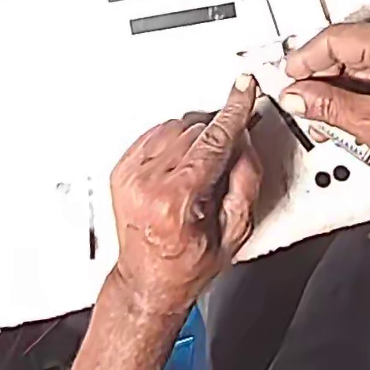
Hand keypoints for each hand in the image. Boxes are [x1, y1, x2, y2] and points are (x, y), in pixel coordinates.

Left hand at [107, 75, 262, 317]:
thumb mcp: (236, 230)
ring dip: (196, 138)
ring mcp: (130, 174)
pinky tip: (180, 166)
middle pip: (197, 130)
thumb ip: (247, 178)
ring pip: (177, 125)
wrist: (148, 281)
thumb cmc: (188, 263)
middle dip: (218, 139)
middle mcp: (147, 183)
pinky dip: (175, 141)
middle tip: (223, 168)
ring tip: (199, 172)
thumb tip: (244, 138)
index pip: (213, 141)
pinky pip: (157, 132)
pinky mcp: (122, 168)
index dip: (234, 111)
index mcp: (175, 200)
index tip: (244, 88)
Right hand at [280, 21, 369, 206]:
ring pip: (362, 63)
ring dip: (340, 88)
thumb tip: (300, 96)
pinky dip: (361, 93)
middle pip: (348, 48)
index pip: (335, 39)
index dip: (305, 61)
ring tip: (325, 116)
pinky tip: (350, 116)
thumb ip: (330, 107)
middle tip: (302, 101)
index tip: (289, 78)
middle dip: (322, 77)